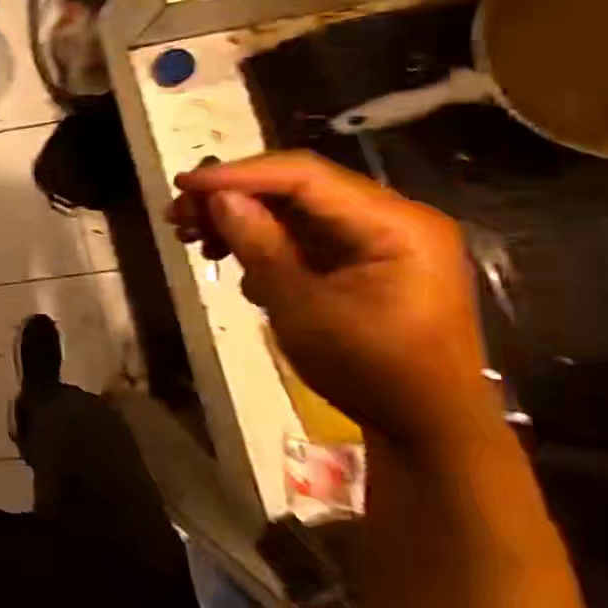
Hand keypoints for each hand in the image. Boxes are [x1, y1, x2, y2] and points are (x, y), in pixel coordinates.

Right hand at [171, 151, 489, 447]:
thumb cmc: (371, 373)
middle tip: (179, 213)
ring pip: (297, 210)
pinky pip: (308, 235)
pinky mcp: (366, 258)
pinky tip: (231, 258)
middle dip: (235, 197)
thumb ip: (261, 246)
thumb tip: (219, 197)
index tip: (185, 184)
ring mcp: (380, 238)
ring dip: (243, 219)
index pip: (306, 177)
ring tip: (193, 236)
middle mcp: (393, 217)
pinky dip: (266, 241)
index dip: (239, 175)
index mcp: (395, 224)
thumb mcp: (304, 310)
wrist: (429, 433)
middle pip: (298, 189)